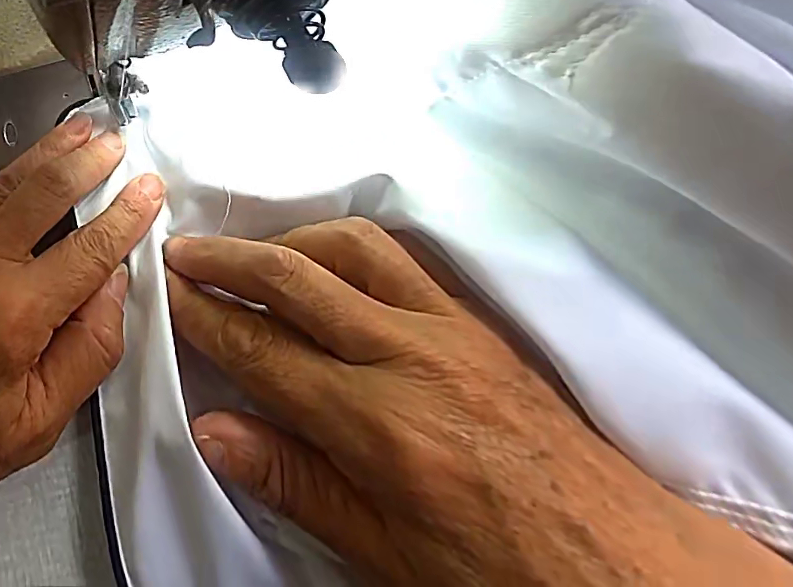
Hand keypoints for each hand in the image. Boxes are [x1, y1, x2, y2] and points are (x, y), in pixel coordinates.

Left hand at [0, 116, 161, 586]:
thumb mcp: (40, 424)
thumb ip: (91, 350)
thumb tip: (115, 280)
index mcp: (16, 314)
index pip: (91, 249)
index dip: (129, 214)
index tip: (152, 186)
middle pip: (48, 192)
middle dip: (92, 162)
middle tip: (119, 142)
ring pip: (1, 178)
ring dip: (46, 148)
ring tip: (79, 128)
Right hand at [164, 219, 792, 586]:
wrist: (623, 565)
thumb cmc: (496, 572)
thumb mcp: (384, 552)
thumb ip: (294, 479)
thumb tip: (212, 428)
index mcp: (378, 426)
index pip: (264, 351)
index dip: (207, 317)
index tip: (169, 292)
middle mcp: (405, 356)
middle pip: (294, 280)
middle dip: (226, 260)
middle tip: (182, 250)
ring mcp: (443, 325)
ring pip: (347, 247)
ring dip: (286, 239)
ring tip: (248, 252)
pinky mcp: (470, 316)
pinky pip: (396, 255)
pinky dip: (342, 243)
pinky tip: (323, 255)